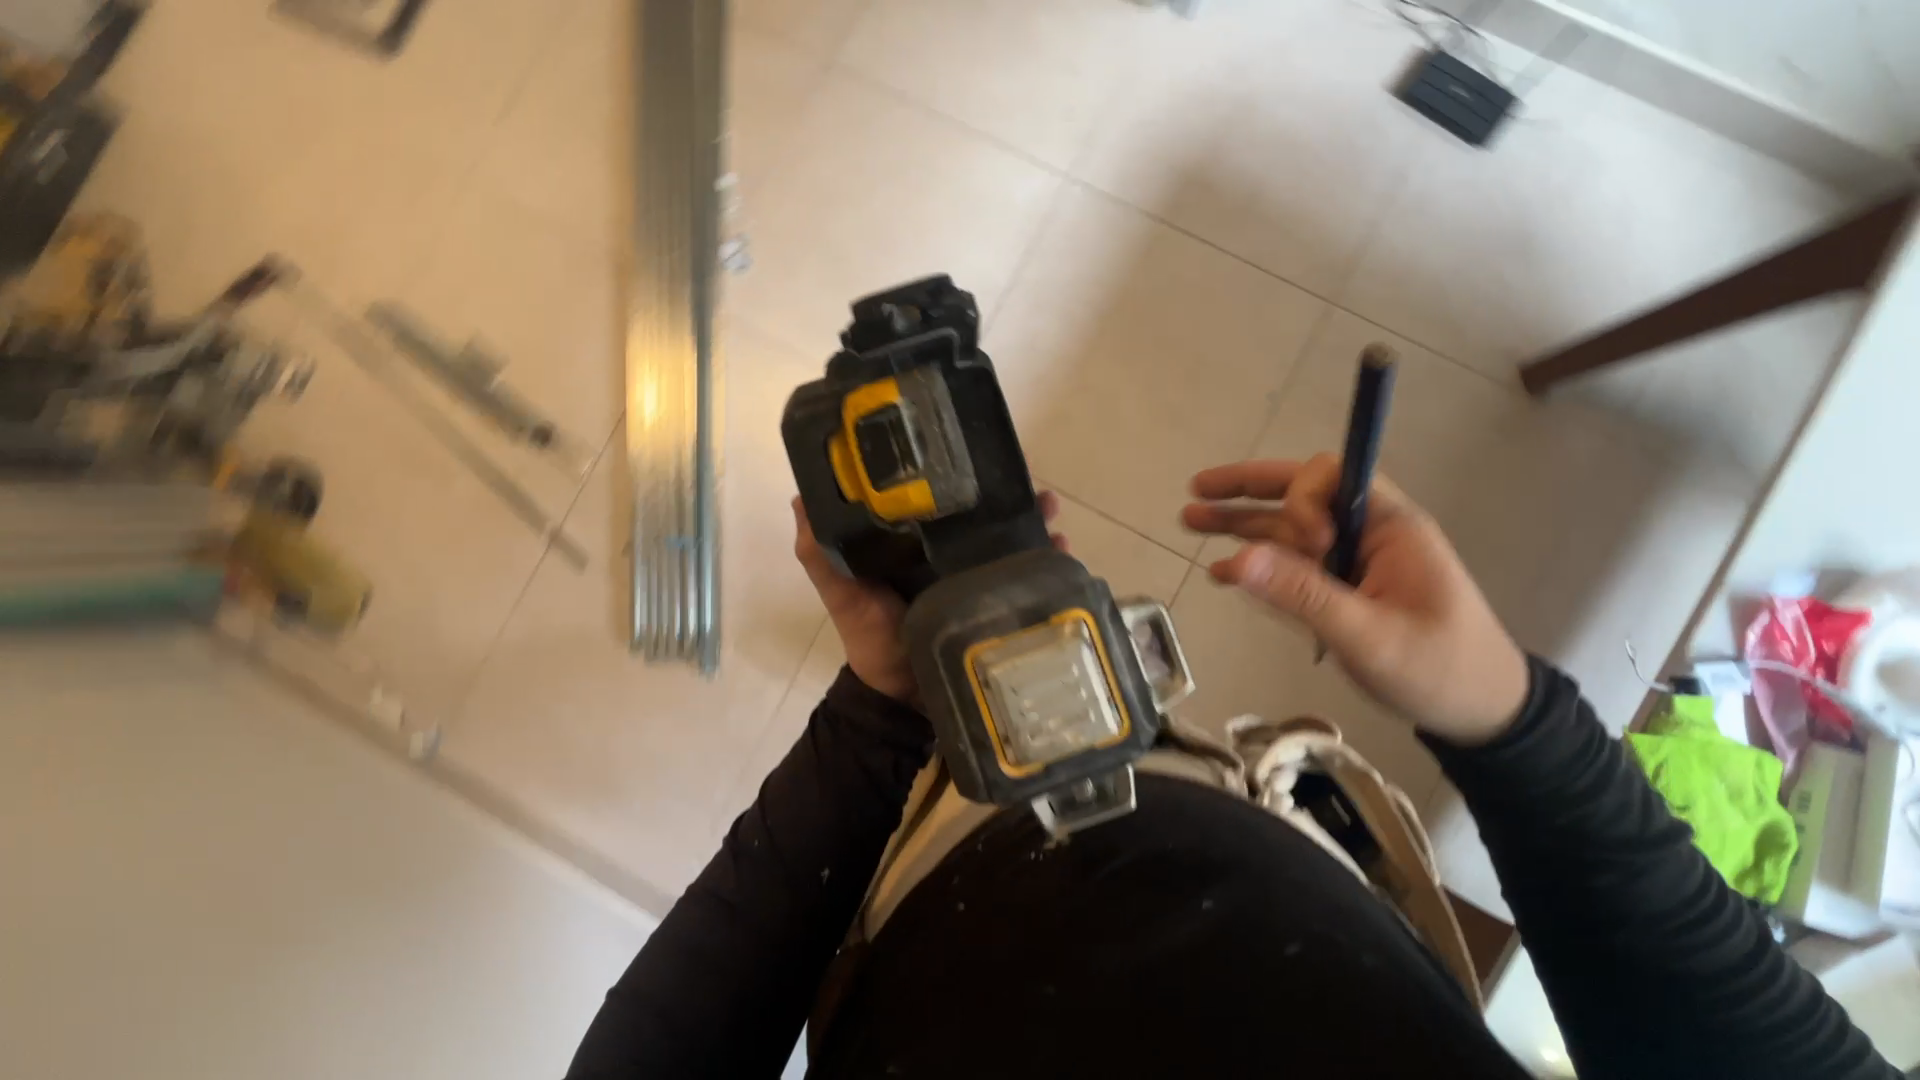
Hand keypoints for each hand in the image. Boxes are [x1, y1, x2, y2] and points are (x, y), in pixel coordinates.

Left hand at [792, 492, 1068, 703]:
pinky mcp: (996, 602)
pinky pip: (1024, 576)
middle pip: (982, 513)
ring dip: (1034, 520)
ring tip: (1051, 511)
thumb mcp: (842, 591)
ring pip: (1010, 538)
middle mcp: (948, 551)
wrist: (899, 697)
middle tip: (1029, 483)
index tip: (973, 451)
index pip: (938, 497)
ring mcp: (976, 576)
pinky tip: (1061, 551)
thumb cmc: (869, 638)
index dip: (957, 475)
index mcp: (912, 540)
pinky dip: (1047, 560)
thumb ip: (821, 553)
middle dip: (1008, 494)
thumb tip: (800, 497)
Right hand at [1181, 455, 1528, 743]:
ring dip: (1241, 524)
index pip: (1333, 477)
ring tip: (1190, 520)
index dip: (1302, 497)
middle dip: (1247, 491)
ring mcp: (1353, 562)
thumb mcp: (1369, 637)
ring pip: (1290, 529)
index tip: (1308, 543)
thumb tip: (1235, 559)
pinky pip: (1294, 565)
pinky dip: (1258, 566)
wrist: (1483, 714)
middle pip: (1301, 494)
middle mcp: (1367, 533)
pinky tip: (1220, 571)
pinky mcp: (1343, 589)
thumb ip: (1302, 595)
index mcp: (1390, 528)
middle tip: (1197, 489)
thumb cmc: (1438, 671)